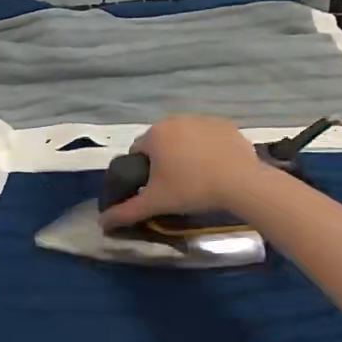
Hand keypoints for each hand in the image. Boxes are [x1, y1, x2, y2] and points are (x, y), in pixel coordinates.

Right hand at [99, 114, 266, 228]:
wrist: (241, 183)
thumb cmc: (191, 189)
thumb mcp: (155, 203)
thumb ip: (125, 212)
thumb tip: (101, 223)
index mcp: (155, 134)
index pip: (138, 152)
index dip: (142, 172)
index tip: (155, 189)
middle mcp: (176, 119)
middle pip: (162, 143)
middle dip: (165, 161)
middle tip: (176, 187)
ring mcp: (203, 119)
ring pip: (186, 138)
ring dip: (186, 154)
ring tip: (198, 178)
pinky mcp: (227, 124)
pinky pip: (209, 137)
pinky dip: (208, 150)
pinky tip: (216, 169)